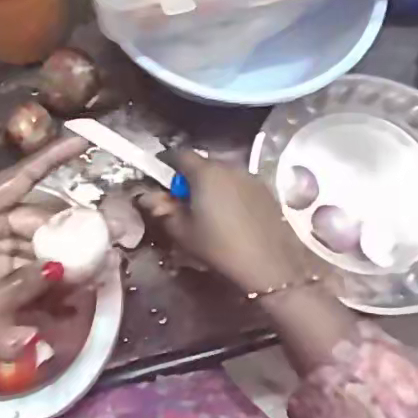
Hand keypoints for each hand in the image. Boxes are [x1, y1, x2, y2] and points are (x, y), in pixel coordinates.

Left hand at [0, 136, 85, 358]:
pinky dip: (38, 283)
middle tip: (105, 244)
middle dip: (69, 234)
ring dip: (57, 264)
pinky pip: (19, 272)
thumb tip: (59, 272)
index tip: (82, 142)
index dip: (51, 159)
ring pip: (31, 249)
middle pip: (35, 222)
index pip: (19, 179)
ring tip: (89, 278)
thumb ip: (14, 292)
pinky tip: (61, 299)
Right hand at [134, 149, 319, 294]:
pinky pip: (239, 183)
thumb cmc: (219, 246)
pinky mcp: (265, 188)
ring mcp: (250, 175)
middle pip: (202, 162)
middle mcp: (229, 166)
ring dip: (212, 184)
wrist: (270, 263)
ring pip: (222, 172)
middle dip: (189, 177)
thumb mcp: (183, 232)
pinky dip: (230, 192)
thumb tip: (147, 195)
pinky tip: (232, 216)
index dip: (166, 164)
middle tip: (183, 201)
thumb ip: (163, 209)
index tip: (161, 181)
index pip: (179, 154)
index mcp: (205, 172)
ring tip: (209, 210)